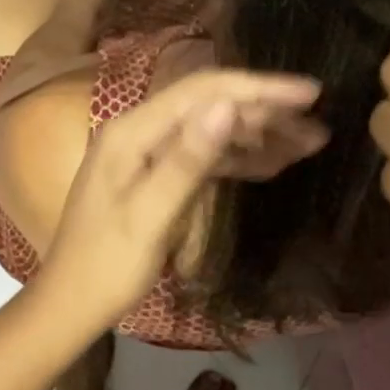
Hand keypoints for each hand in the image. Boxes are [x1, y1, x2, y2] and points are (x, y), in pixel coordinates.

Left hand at [37, 69, 325, 326]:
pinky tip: (271, 166)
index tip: (311, 92)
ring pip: (209, 132)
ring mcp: (143, 154)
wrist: (71, 302)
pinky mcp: (151, 177)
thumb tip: (227, 107)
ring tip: (308, 145)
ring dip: (257, 136)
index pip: (201, 91)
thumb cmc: (107, 266)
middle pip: (208, 106)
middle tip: (318, 127)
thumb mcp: (150, 216)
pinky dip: (236, 159)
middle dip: (264, 112)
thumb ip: (187, 161)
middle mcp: (136, 133)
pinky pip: (200, 157)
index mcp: (130, 133)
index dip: (258, 87)